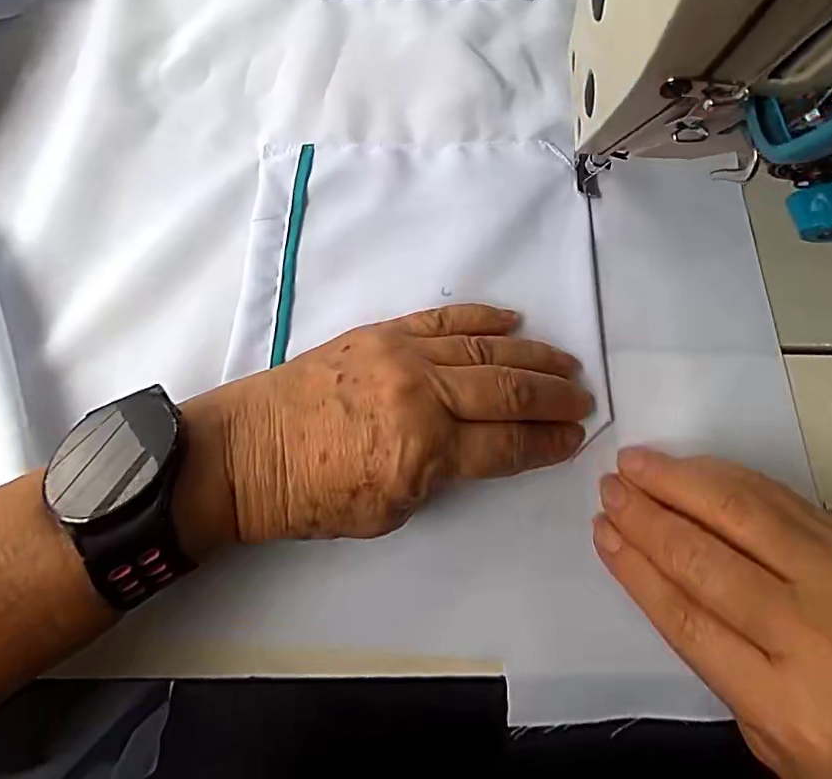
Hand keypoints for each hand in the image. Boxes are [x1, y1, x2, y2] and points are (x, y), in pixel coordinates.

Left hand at [175, 304, 591, 550]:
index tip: (575, 437)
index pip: (507, 445)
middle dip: (552, 396)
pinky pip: (439, 320)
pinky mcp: (377, 333)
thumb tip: (471, 445)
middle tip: (583, 398)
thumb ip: (438, 474)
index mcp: (423, 451)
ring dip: (530, 356)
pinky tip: (509, 322)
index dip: (547, 442)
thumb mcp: (388, 511)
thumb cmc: (311, 496)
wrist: (247, 449)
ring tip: (563, 362)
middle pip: (505, 391)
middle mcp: (419, 394)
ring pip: (481, 350)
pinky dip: (478, 319)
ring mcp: (397, 355)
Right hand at [593, 448, 831, 778]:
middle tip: (608, 489)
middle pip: (705, 562)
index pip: (688, 619)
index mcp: (797, 710)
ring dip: (675, 483)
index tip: (602, 531)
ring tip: (632, 465)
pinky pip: (776, 499)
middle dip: (646, 518)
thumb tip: (651, 571)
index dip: (636, 568)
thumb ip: (717, 663)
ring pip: (739, 516)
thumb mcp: (780, 742)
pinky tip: (686, 468)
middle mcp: (822, 642)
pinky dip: (721, 476)